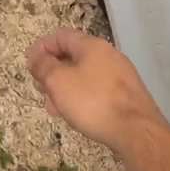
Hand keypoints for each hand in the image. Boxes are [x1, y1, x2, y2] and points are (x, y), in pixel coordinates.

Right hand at [26, 28, 163, 153]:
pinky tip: (76, 115)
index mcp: (92, 45)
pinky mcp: (129, 97)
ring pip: (85, 76)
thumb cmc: (93, 102)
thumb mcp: (57, 81)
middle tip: (40, 88)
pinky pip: (98, 90)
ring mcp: (122, 76)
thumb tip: (37, 58)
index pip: (60, 36)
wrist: (138, 134)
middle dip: (52, 71)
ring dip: (65, 87)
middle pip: (73, 56)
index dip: (41, 48)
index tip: (30, 65)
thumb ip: (43, 65)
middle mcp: (109, 55)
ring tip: (54, 107)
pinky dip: (82, 97)